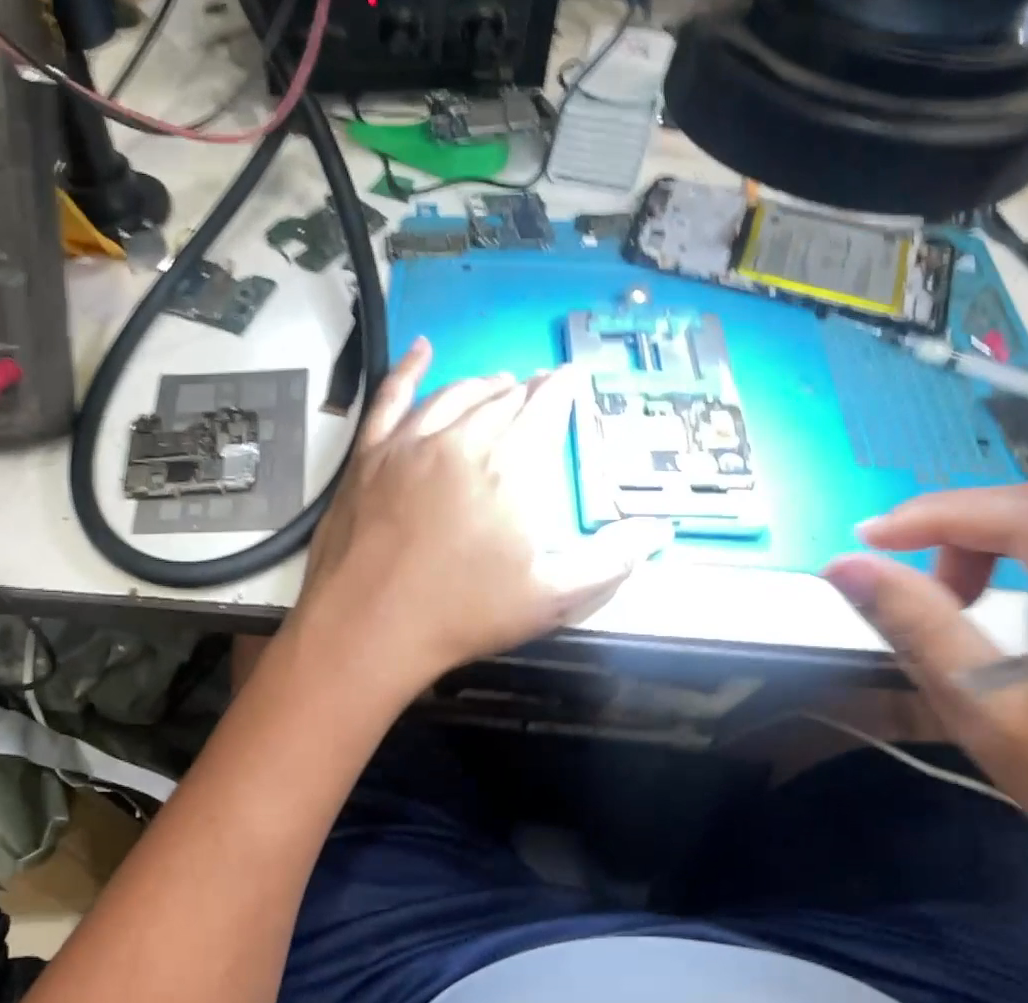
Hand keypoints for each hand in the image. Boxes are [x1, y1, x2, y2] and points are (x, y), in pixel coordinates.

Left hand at [293, 339, 661, 689]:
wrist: (369, 626)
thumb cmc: (463, 615)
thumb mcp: (550, 598)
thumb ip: (608, 560)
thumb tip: (659, 530)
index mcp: (510, 468)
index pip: (544, 410)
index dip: (562, 391)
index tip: (572, 379)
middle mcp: (462, 441)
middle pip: (501, 400)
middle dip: (526, 390)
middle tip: (536, 389)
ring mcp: (410, 443)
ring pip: (454, 395)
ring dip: (482, 385)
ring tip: (497, 382)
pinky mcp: (370, 454)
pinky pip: (391, 397)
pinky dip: (408, 369)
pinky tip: (422, 350)